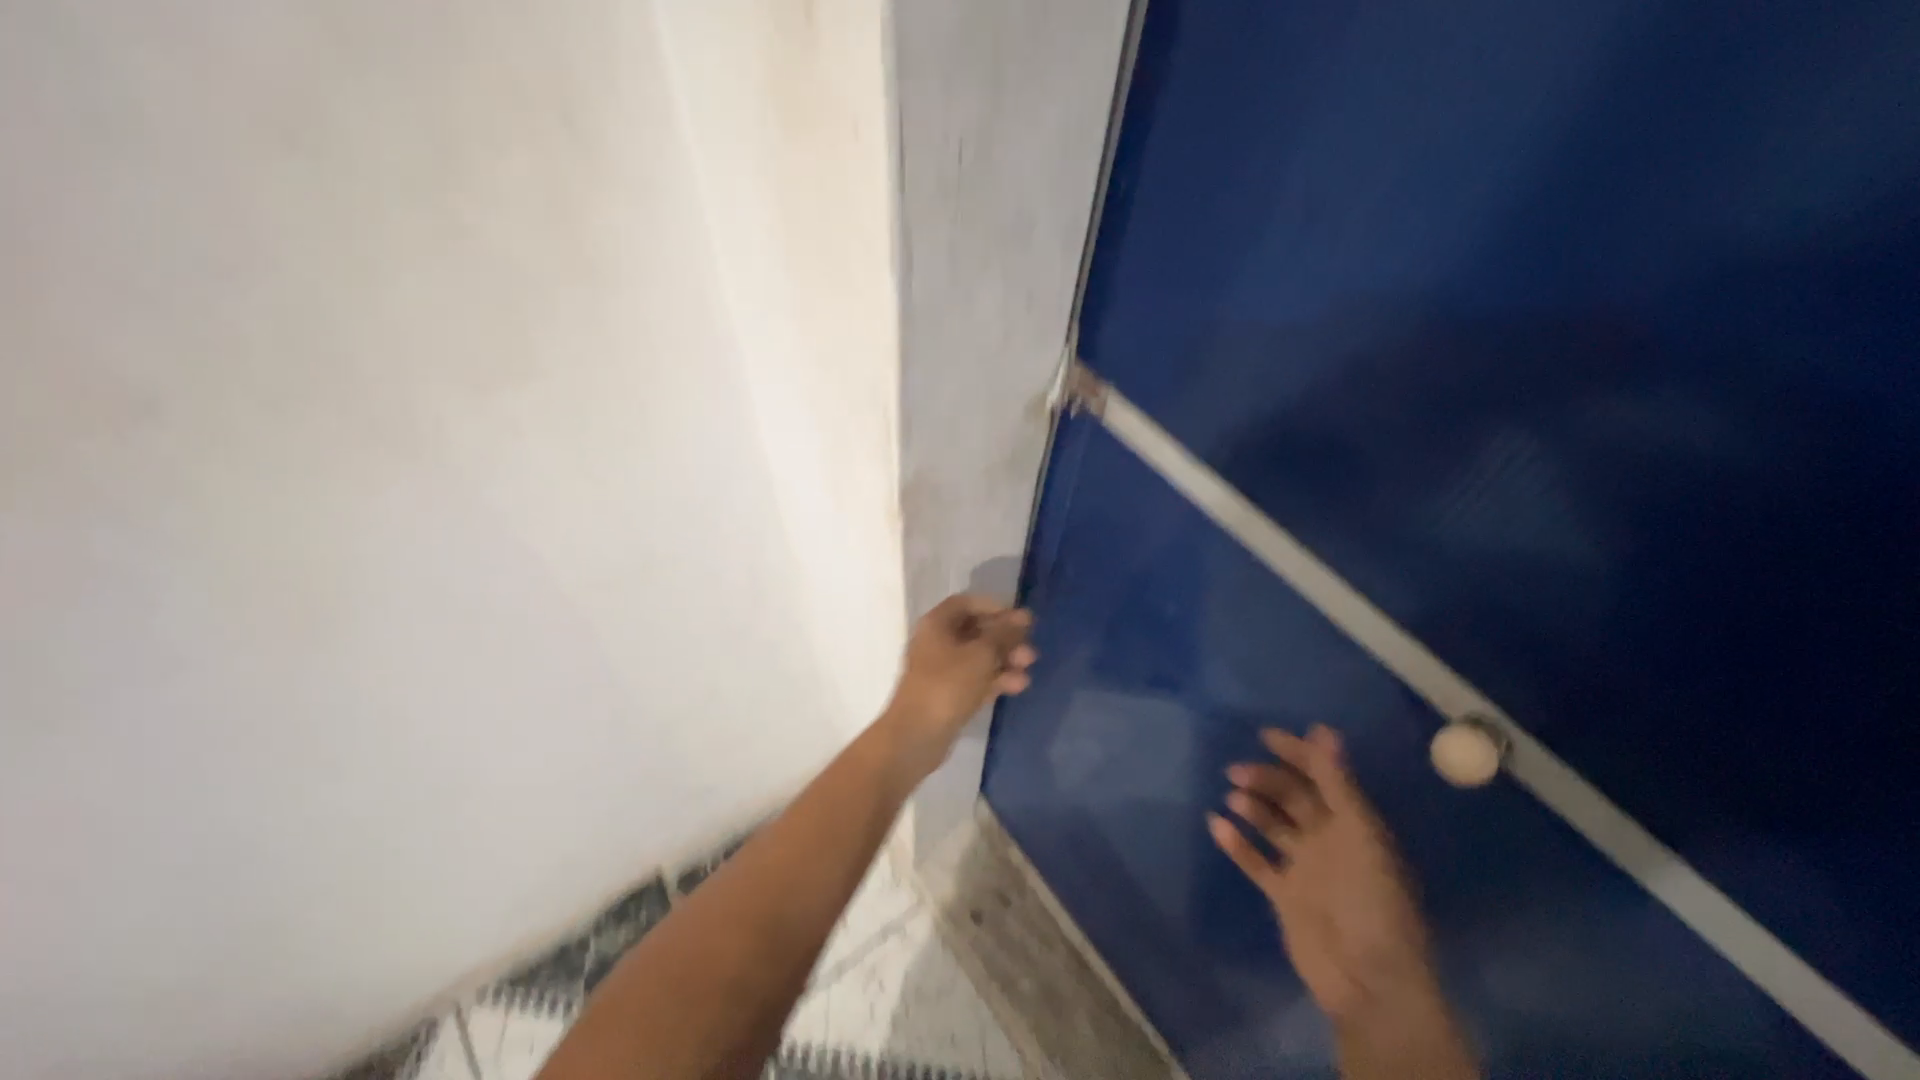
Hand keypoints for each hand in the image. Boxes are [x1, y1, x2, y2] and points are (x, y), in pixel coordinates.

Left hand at [881, 594, 1035, 775]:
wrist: (916, 736)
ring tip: (1028, 668)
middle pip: (976, 631)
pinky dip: (996, 679)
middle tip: (1030, 649)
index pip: (967, 603)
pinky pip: (977, 679)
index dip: (994, 607)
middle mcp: (938, 643)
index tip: (1019, 619)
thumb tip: (1022, 616)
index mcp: (937, 624)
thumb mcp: (981, 654)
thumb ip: (1004, 633)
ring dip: (1005, 660)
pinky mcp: (950, 695)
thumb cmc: (947, 685)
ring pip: (979, 657)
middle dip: (1005, 638)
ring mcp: (943, 671)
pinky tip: (1019, 686)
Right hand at [1210, 726, 1434, 1019]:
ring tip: (1232, 796)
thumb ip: (1338, 784)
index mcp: (1356, 824)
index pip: (1325, 777)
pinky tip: (1216, 825)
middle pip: (1294, 798)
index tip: (1266, 735)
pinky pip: (1256, 861)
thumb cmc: (1372, 902)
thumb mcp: (1361, 836)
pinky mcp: (1284, 895)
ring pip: (1273, 825)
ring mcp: (1305, 868)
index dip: (1299, 754)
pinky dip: (1237, 843)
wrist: (1368, 980)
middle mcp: (1330, 840)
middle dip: (1268, 779)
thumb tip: (1323, 730)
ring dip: (1253, 806)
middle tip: (1237, 771)